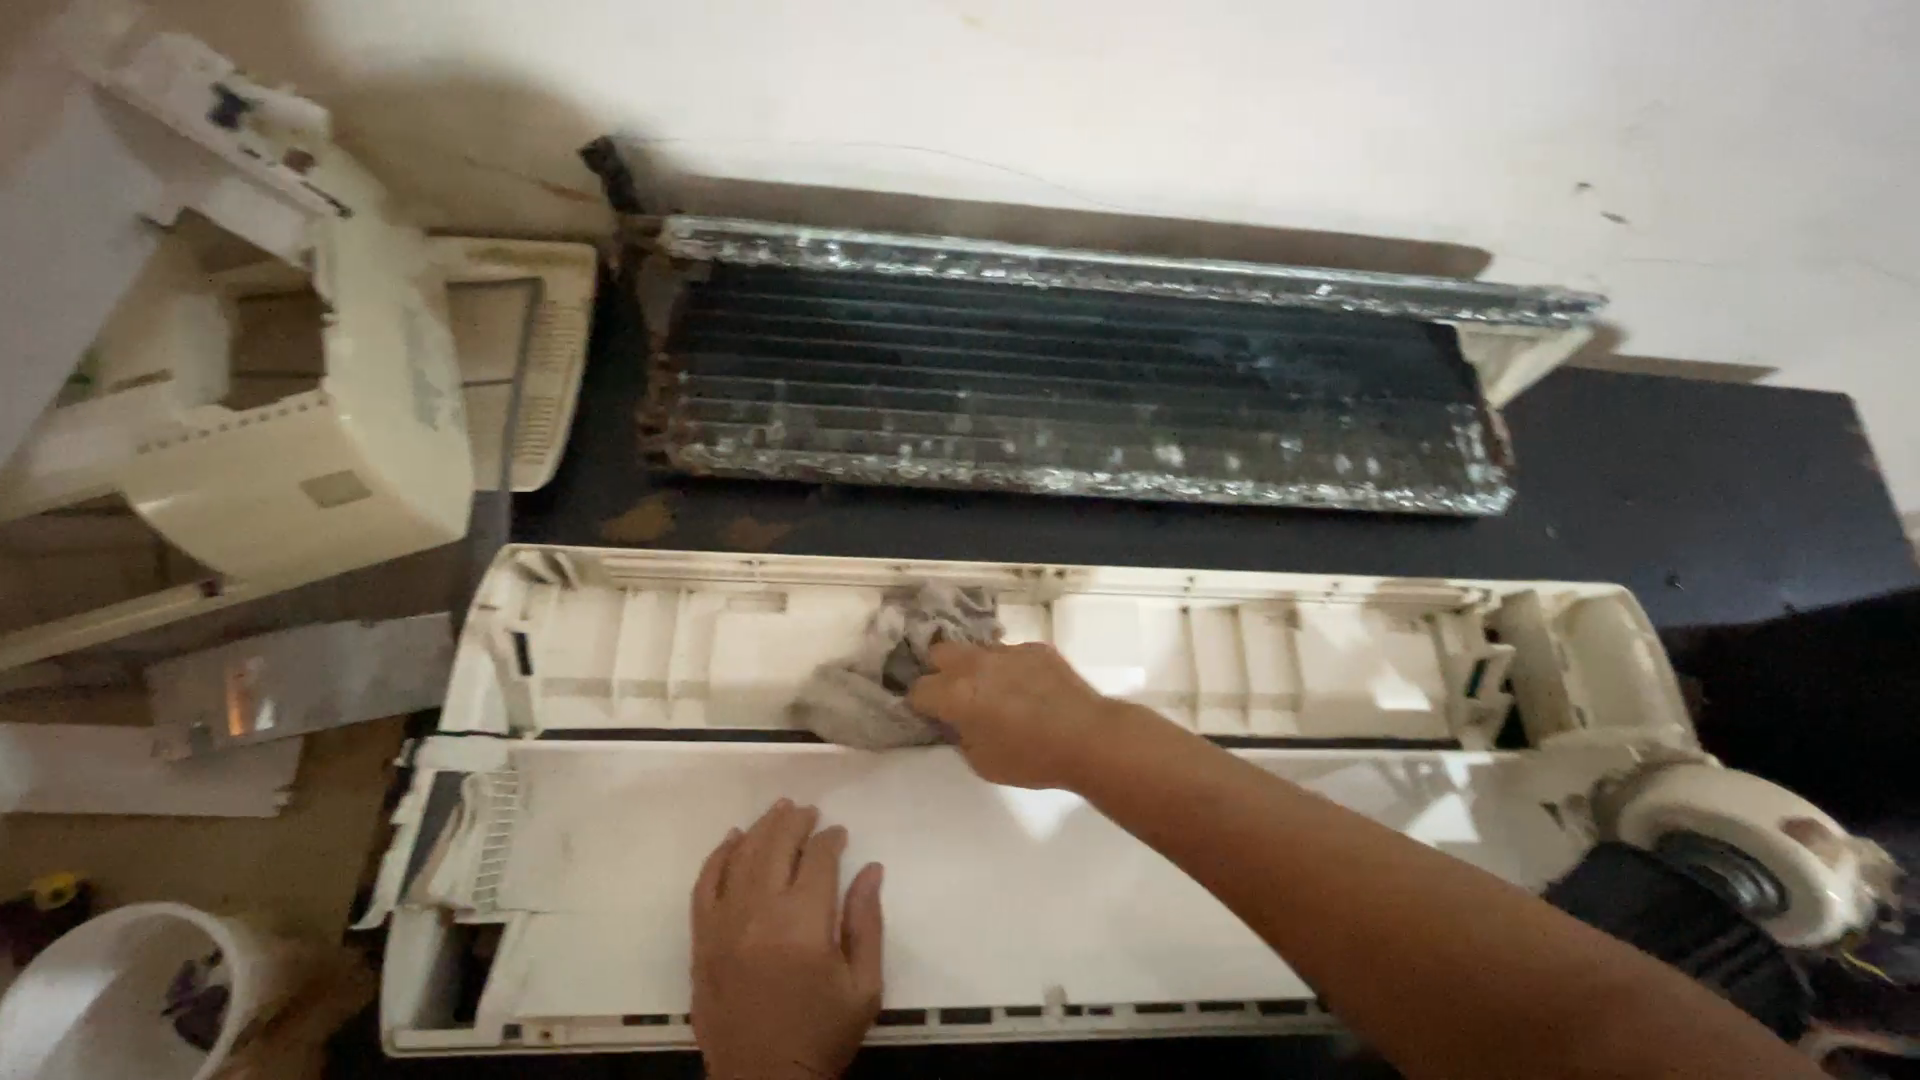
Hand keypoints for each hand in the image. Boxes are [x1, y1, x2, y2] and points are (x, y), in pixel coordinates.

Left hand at [691, 800, 884, 1079]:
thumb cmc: (821, 1035)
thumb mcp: (864, 987)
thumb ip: (867, 923)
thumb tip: (871, 870)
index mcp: (804, 924)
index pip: (818, 859)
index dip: (831, 839)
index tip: (840, 834)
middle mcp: (759, 914)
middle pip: (776, 846)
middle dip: (795, 822)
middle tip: (809, 811)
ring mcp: (724, 926)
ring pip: (741, 857)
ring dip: (761, 828)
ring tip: (778, 811)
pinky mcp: (701, 941)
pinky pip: (704, 885)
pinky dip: (718, 856)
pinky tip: (733, 840)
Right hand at [906, 641, 1123, 789]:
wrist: (1088, 737)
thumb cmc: (1031, 759)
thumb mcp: (981, 761)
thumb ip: (958, 735)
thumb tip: (953, 721)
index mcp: (955, 694)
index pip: (918, 690)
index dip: (921, 704)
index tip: (931, 715)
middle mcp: (975, 664)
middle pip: (939, 653)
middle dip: (940, 672)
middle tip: (956, 696)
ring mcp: (1008, 651)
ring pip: (976, 650)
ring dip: (976, 668)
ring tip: (996, 692)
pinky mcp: (1036, 647)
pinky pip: (1010, 653)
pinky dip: (1010, 668)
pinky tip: (1029, 690)